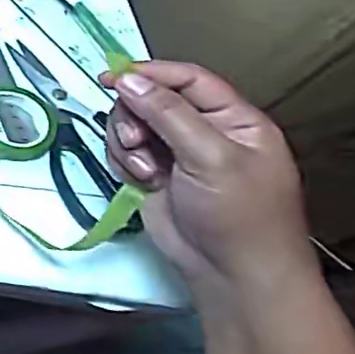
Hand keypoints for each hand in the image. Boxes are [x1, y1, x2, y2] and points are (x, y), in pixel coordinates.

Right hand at [100, 61, 316, 305]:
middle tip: (134, 138)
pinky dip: (125, 161)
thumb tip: (128, 79)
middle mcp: (204, 130)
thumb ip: (168, 113)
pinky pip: (126, 151)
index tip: (114, 76)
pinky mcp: (154, 175)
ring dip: (128, 142)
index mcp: (233, 119)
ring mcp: (177, 154)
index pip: (188, 80)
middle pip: (152, 99)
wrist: (232, 279)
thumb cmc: (240, 216)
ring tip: (144, 168)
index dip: (151, 74)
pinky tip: (141, 180)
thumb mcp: (211, 156)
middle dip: (135, 116)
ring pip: (133, 124)